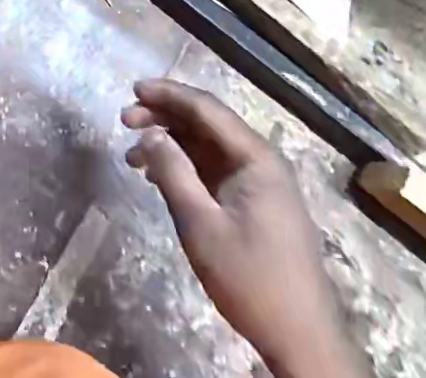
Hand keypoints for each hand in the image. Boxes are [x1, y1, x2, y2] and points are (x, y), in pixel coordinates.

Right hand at [122, 80, 365, 377]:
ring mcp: (259, 181)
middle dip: (165, 117)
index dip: (169, 94)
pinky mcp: (255, 202)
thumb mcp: (201, 225)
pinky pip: (215, 170)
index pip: (206, 108)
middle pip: (207, 124)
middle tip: (125, 121)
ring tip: (132, 154)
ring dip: (171, 144)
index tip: (134, 89)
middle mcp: (259, 159)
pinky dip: (185, 167)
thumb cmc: (250, 277)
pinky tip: (158, 176)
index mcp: (255, 155)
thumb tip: (150, 134)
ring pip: (208, 147)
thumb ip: (174, 173)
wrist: (301, 335)